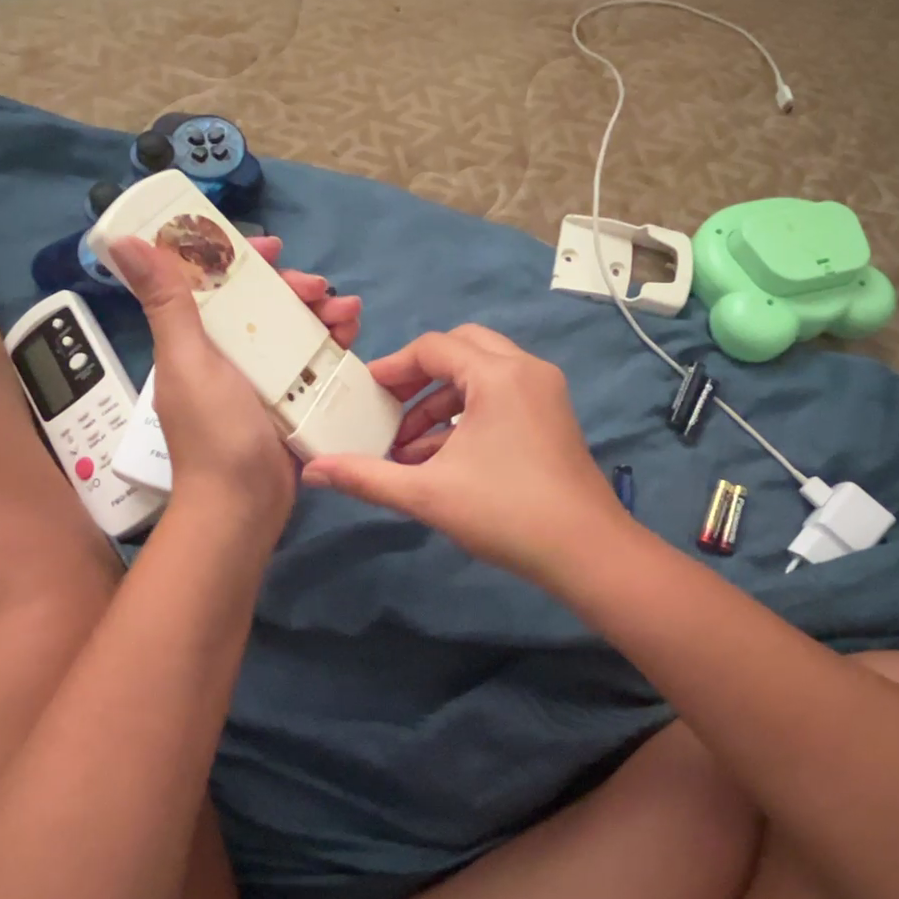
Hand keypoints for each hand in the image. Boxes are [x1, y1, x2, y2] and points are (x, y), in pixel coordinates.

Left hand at [111, 236, 361, 528]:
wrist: (243, 505)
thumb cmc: (213, 432)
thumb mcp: (188, 361)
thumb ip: (166, 302)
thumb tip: (123, 242)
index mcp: (197, 340)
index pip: (217, 283)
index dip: (242, 259)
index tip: (272, 250)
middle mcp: (229, 354)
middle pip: (265, 303)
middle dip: (295, 287)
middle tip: (319, 289)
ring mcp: (263, 379)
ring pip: (295, 328)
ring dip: (323, 311)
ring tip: (348, 312)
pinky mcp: (292, 401)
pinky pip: (315, 360)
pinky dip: (334, 344)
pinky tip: (352, 337)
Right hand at [301, 326, 628, 584]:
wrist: (586, 551)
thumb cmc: (506, 513)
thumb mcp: (427, 494)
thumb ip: (367, 477)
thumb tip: (312, 471)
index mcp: (498, 375)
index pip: (434, 347)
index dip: (393, 367)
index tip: (364, 393)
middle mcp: (526, 371)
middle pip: (461, 350)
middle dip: (419, 378)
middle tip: (387, 408)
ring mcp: (544, 394)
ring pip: (482, 376)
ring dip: (441, 401)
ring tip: (406, 445)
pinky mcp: (552, 418)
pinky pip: (501, 398)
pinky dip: (467, 415)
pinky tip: (438, 457)